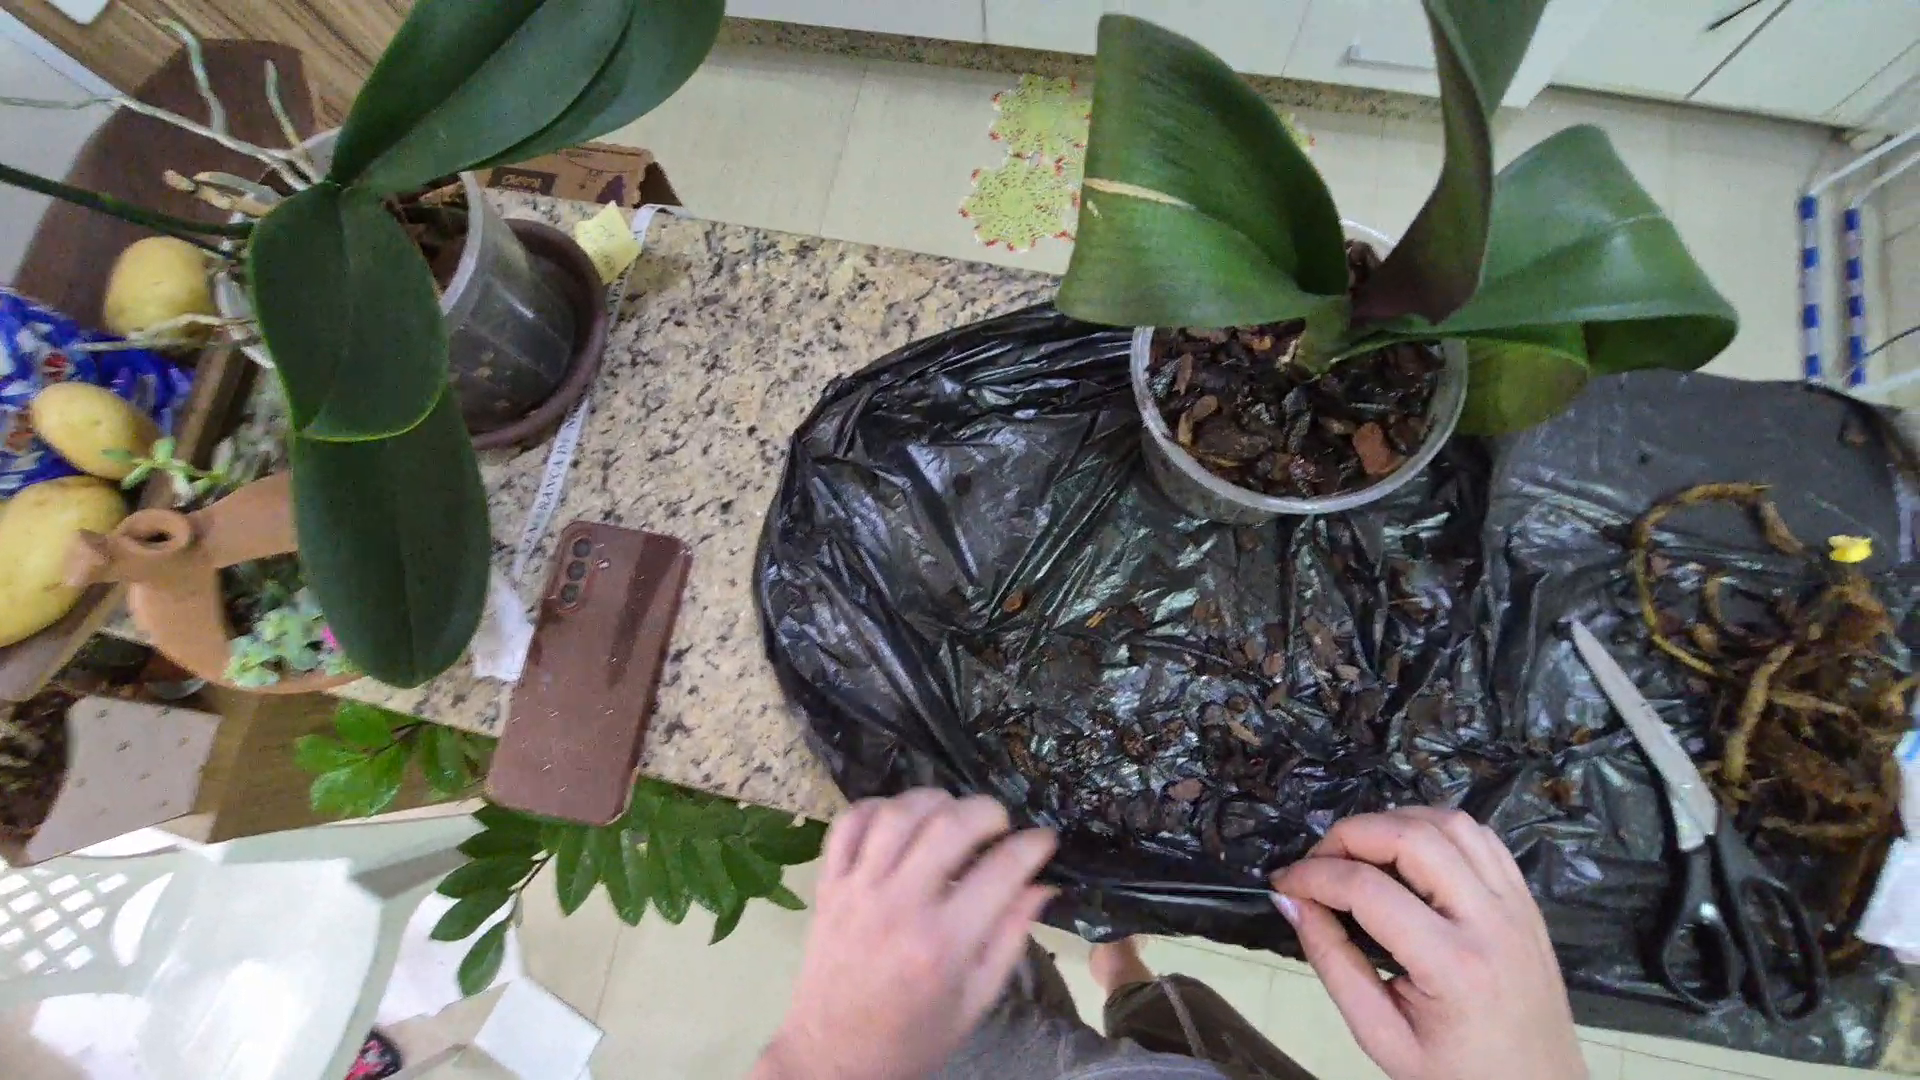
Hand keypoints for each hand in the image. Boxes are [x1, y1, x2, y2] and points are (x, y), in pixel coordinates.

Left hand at [753, 789, 1057, 1079]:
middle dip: (986, 811)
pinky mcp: (829, 884)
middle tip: (1000, 823)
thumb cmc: (912, 1037)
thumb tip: (1042, 884)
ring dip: (933, 800)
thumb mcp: (975, 1002)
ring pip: (897, 814)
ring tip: (952, 811)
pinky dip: (875, 807)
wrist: (832, 1058)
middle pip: (948, 826)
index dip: (1031, 846)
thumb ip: (1010, 938)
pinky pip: (848, 824)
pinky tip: (899, 817)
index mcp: (942, 945)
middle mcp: (899, 907)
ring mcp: (857, 890)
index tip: (1044, 838)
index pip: (999, 872)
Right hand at [1270, 808, 1585, 1079]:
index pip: (1366, 888)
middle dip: (1348, 835)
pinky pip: (1479, 836)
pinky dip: (1433, 827)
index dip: (1312, 876)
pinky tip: (1407, 853)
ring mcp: (1517, 907)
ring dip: (1392, 822)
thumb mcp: (1380, 1035)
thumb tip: (1288, 898)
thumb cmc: (1455, 1077)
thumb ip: (1331, 961)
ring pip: (1448, 823)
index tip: (1283, 883)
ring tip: (1361, 852)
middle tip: (1319, 862)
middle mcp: (1492, 923)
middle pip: (1410, 836)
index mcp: (1455, 967)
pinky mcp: (1526, 902)